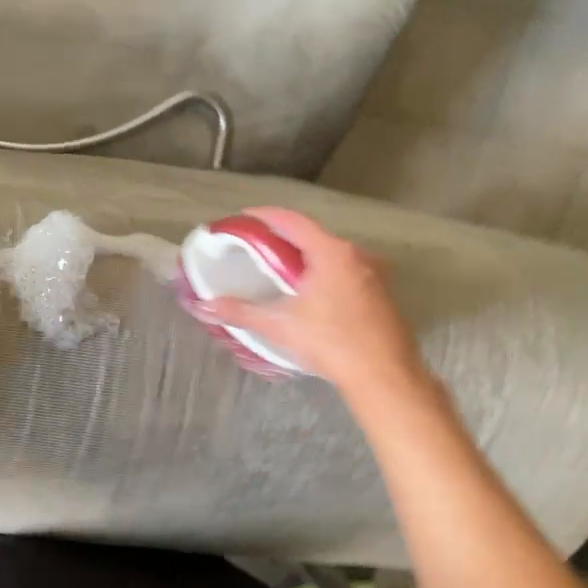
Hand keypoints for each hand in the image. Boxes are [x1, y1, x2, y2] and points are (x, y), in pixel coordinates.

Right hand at [191, 207, 427, 398]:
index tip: (245, 216)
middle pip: (314, 237)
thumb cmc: (329, 340)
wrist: (382, 372)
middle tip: (257, 247)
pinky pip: (344, 272)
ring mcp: (373, 273)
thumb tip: (205, 305)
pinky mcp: (380, 293)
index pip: (294, 222)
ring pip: (331, 255)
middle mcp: (356, 255)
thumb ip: (241, 312)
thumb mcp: (278, 325)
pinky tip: (309, 292)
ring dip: (305, 258)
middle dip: (284, 239)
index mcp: (331, 253)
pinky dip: (322, 273)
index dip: (266, 215)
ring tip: (279, 270)